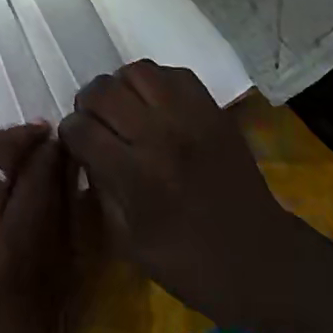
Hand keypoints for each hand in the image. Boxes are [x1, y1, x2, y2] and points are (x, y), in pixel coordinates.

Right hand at [59, 60, 307, 327]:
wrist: (261, 261)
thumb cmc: (187, 262)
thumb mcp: (126, 240)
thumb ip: (98, 187)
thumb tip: (81, 150)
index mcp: (135, 175)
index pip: (80, 128)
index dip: (70, 134)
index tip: (77, 144)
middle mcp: (160, 136)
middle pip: (102, 91)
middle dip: (88, 105)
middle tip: (97, 123)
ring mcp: (190, 117)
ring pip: (135, 70)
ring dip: (121, 87)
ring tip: (126, 109)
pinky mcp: (213, 110)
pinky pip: (172, 73)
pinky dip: (155, 83)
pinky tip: (155, 105)